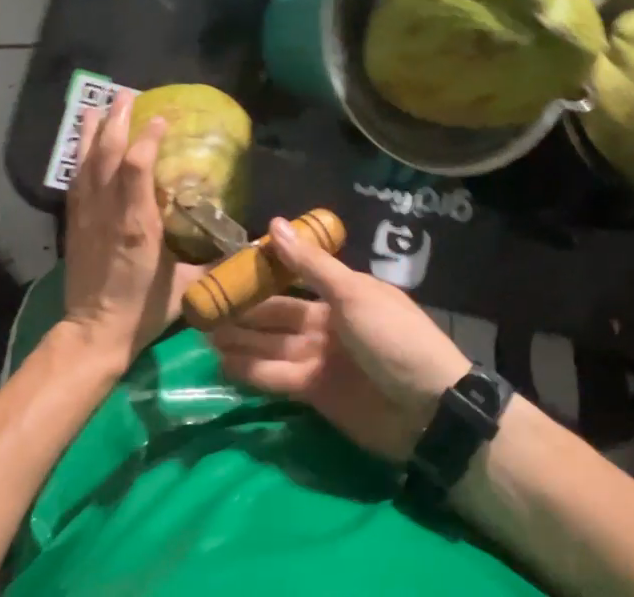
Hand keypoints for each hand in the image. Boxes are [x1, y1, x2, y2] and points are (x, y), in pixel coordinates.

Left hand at [60, 94, 207, 368]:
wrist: (94, 333)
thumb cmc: (143, 310)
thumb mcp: (184, 286)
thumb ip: (214, 263)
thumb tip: (252, 251)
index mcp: (137, 225)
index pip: (137, 169)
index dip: (148, 139)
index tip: (161, 118)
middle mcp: (108, 213)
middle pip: (107, 156)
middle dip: (117, 121)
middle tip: (128, 94)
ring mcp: (86, 216)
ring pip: (85, 164)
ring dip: (92, 132)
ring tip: (99, 106)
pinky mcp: (73, 224)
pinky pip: (75, 181)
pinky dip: (79, 157)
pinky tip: (83, 145)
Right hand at [209, 218, 471, 462]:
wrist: (431, 410)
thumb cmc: (395, 338)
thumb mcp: (354, 294)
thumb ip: (310, 265)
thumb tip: (274, 223)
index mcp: (343, 293)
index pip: (294, 276)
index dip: (262, 271)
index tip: (225, 266)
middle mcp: (329, 323)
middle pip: (277, 313)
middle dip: (243, 308)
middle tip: (203, 304)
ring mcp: (322, 359)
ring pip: (272, 344)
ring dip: (240, 339)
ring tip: (203, 333)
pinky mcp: (316, 393)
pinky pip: (277, 376)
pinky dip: (251, 370)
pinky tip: (223, 363)